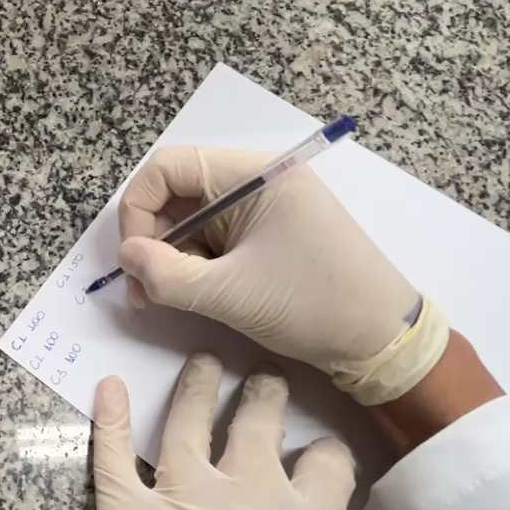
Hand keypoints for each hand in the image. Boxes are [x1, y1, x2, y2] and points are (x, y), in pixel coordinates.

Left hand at [78, 355, 364, 509]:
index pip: (325, 464)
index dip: (325, 453)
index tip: (319, 452)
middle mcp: (241, 503)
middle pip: (258, 423)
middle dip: (265, 393)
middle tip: (262, 377)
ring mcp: (176, 503)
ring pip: (188, 419)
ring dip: (198, 383)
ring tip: (206, 360)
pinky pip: (112, 454)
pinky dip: (110, 415)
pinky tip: (109, 383)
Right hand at [117, 146, 447, 404]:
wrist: (383, 341)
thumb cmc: (314, 306)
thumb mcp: (231, 295)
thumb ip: (166, 275)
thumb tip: (126, 258)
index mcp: (254, 176)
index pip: (168, 168)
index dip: (138, 209)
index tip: (135, 259)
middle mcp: (254, 182)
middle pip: (174, 193)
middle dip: (149, 240)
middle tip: (143, 289)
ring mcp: (259, 208)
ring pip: (187, 219)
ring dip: (166, 257)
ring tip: (160, 298)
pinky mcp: (261, 234)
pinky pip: (208, 238)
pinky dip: (189, 264)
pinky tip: (187, 293)